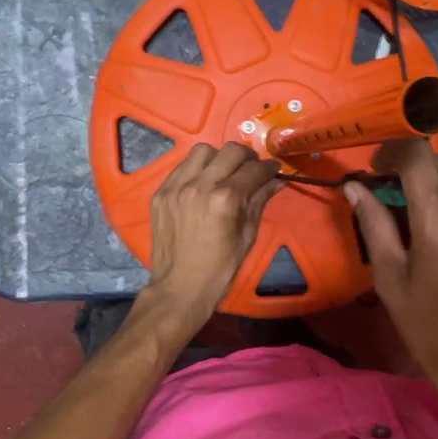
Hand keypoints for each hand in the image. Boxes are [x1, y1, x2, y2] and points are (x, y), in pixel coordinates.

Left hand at [145, 142, 283, 325]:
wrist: (180, 287)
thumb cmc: (220, 268)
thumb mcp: (247, 236)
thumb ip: (259, 202)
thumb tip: (276, 181)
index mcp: (226, 199)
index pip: (254, 169)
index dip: (269, 168)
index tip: (274, 169)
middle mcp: (200, 185)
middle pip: (230, 151)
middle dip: (247, 157)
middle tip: (251, 170)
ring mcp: (176, 187)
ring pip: (202, 151)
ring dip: (219, 158)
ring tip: (223, 173)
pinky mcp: (161, 193)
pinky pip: (181, 167)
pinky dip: (196, 170)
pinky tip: (202, 184)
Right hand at [344, 140, 437, 438]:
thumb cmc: (427, 328)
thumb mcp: (391, 280)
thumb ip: (374, 227)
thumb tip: (355, 187)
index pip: (420, 159)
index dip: (392, 151)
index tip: (373, 166)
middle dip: (409, 164)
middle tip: (381, 183)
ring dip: (428, 183)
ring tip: (403, 208)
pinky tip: (430, 230)